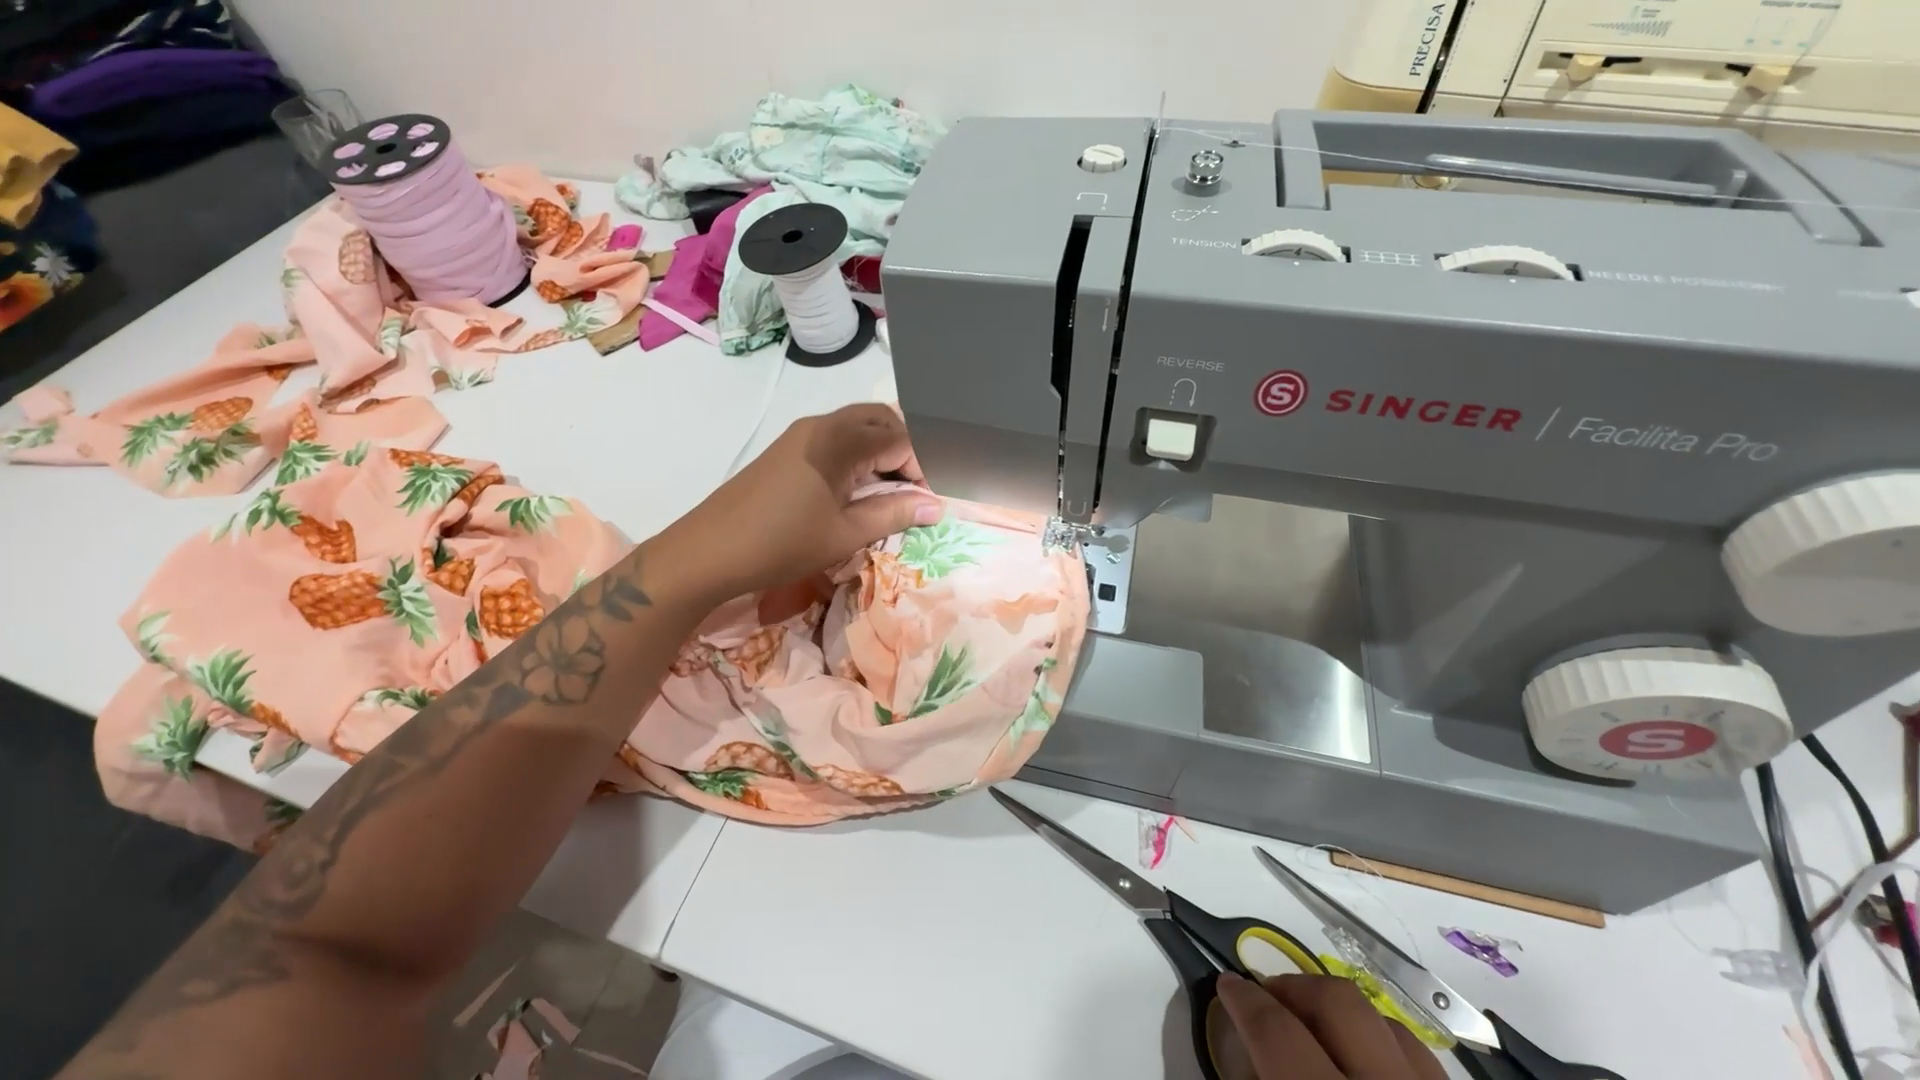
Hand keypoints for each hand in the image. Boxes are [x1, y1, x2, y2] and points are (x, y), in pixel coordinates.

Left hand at [661, 404, 942, 602]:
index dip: (922, 467)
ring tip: (886, 495)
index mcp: (840, 439)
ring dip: (880, 453)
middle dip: (905, 451)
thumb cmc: (781, 544)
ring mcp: (802, 434)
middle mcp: (823, 424)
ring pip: (857, 428)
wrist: (708, 551)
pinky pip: (836, 439)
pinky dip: (857, 457)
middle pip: (881, 421)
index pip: (901, 437)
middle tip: (911, 492)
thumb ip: (894, 514)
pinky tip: (855, 492)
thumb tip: (935, 505)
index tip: (927, 501)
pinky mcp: (788, 449)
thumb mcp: (845, 534)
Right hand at [1216, 973, 1448, 1079]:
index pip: (1278, 1033)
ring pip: (1386, 1023)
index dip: (1244, 1002)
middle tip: (1267, 1001)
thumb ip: (1258, 1078)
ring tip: (1316, 1032)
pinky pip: (1423, 1059)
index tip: (1228, 985)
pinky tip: (1366, 1065)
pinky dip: (1385, 1046)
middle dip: (1294, 989)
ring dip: (1342, 1015)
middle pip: (1338, 1005)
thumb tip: (1247, 1052)